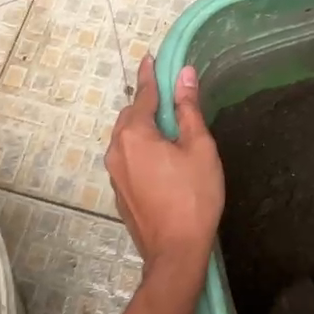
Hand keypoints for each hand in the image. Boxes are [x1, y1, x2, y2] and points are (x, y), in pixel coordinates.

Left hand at [106, 55, 224, 272]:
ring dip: (144, 126)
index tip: (150, 58)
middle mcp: (117, 149)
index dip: (150, 75)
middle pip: (131, 115)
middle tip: (170, 96)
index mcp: (134, 134)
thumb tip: (184, 75)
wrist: (175, 254)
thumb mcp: (198, 147)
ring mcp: (115, 174)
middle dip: (148, 103)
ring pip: (127, 137)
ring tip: (168, 126)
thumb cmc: (192, 196)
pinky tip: (161, 157)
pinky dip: (141, 147)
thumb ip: (188, 109)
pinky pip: (128, 157)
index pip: (143, 94)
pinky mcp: (120, 192)